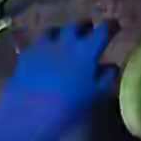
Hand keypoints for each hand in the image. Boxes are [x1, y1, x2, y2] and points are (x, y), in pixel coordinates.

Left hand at [0, 22, 116, 140]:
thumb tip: (112, 66)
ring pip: (55, 30)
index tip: (114, 26)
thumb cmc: (68, 108)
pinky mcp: (26, 54)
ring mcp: (43, 46)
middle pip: (77, 25)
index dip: (110, 26)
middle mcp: (66, 42)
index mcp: (86, 50)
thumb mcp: (94, 96)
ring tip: (64, 39)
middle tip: (89, 30)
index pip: (102, 30)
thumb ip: (105, 78)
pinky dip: (43, 44)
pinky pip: (37, 43)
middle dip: (84, 25)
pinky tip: (44, 53)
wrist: (28, 116)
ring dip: (62, 32)